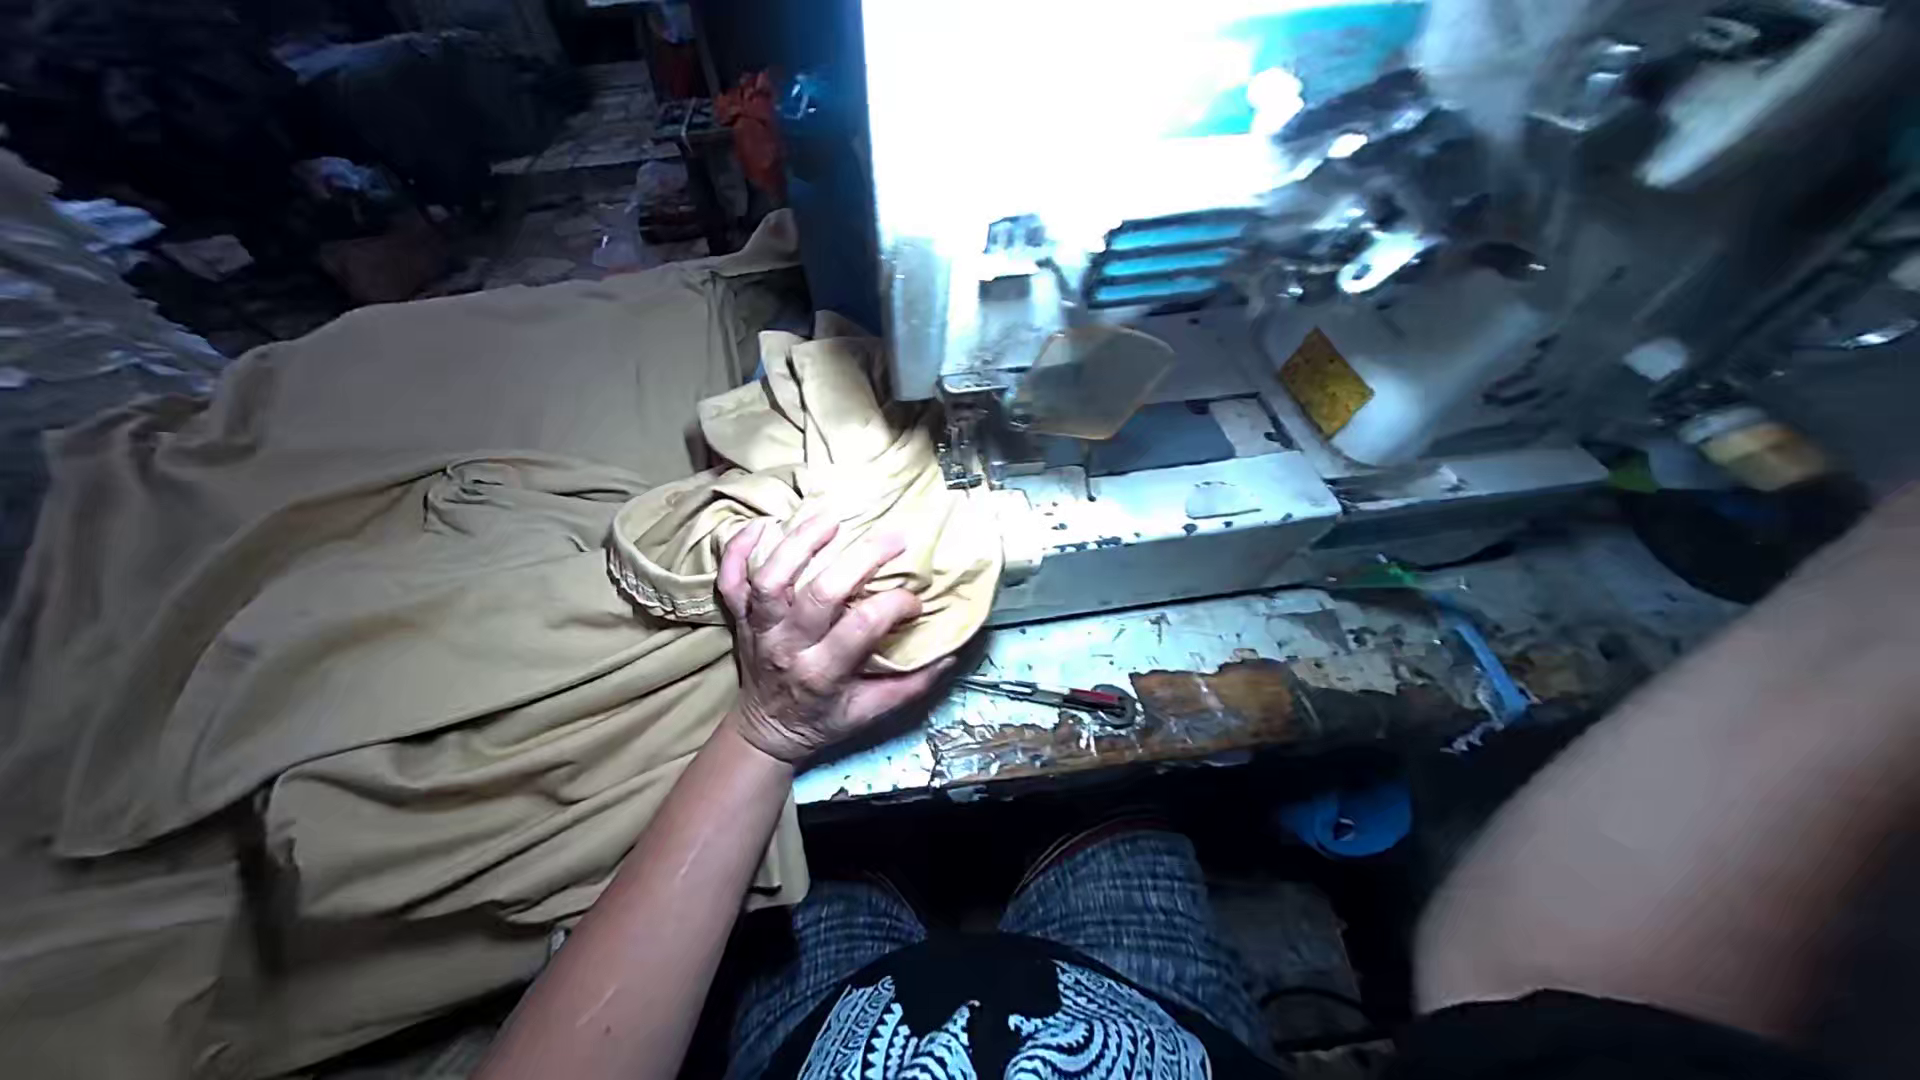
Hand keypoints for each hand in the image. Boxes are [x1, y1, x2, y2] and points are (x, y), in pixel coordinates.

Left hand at [716, 516, 951, 763]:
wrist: (765, 731)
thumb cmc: (822, 719)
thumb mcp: (869, 714)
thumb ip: (910, 686)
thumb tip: (951, 654)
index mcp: (822, 672)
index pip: (861, 627)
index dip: (894, 606)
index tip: (914, 602)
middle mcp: (787, 646)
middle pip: (820, 593)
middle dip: (860, 559)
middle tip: (894, 537)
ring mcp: (758, 628)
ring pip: (771, 578)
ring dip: (799, 543)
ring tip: (831, 518)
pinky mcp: (740, 618)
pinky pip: (730, 579)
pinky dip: (739, 549)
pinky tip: (764, 524)